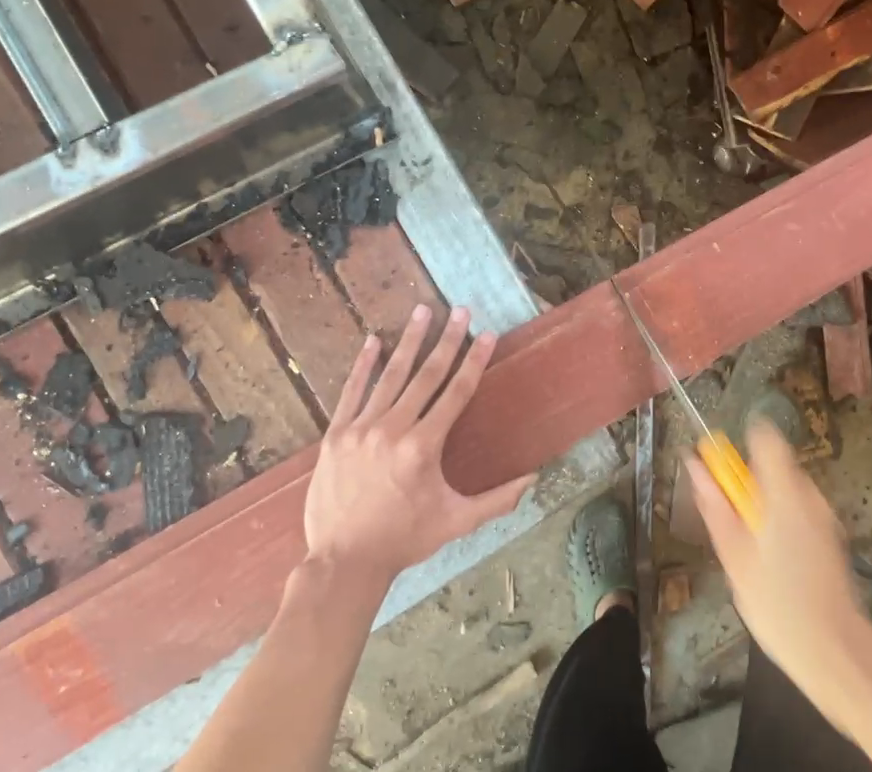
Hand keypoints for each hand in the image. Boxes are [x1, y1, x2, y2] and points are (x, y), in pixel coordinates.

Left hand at [302, 305, 533, 581]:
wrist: (344, 561)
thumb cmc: (405, 540)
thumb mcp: (457, 521)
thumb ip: (498, 499)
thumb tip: (535, 479)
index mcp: (423, 448)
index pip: (455, 393)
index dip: (474, 361)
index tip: (486, 335)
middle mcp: (392, 431)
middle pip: (425, 376)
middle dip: (447, 340)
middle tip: (460, 310)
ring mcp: (360, 430)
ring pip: (390, 377)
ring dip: (409, 342)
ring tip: (423, 311)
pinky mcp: (336, 437)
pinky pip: (351, 393)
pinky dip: (364, 366)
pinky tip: (374, 342)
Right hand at [689, 421, 862, 687]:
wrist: (833, 648)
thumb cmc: (777, 604)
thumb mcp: (734, 556)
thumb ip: (715, 506)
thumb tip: (695, 465)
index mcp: (784, 493)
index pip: (766, 439)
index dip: (742, 444)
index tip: (723, 469)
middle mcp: (810, 495)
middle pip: (775, 466)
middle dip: (751, 485)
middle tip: (733, 525)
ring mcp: (825, 515)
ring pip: (788, 491)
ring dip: (766, 506)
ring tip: (753, 551)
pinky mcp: (832, 536)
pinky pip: (801, 513)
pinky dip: (784, 523)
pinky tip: (776, 562)